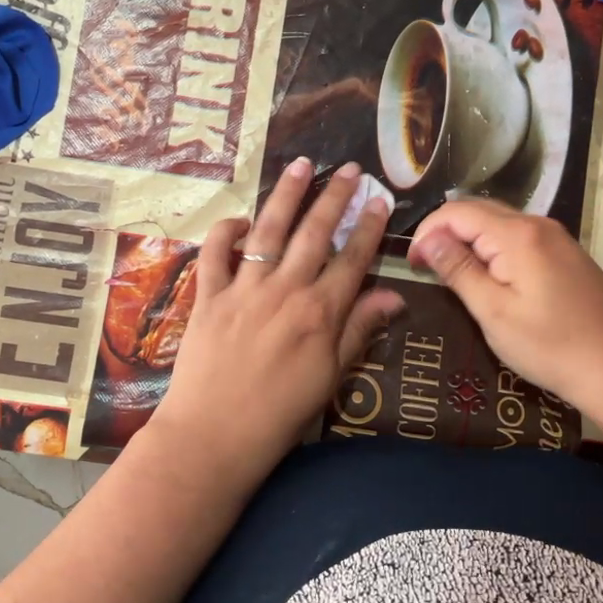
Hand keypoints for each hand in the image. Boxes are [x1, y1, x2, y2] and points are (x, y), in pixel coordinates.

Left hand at [150, 159, 404, 482]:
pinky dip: (226, 231)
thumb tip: (394, 297)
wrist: (214, 437)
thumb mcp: (330, 378)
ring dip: (287, 195)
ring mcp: (243, 289)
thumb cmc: (280, 415)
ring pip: (269, 231)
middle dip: (335, 198)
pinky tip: (241, 219)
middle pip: (314, 234)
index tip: (380, 199)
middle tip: (350, 169)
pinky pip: (216, 253)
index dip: (369, 227)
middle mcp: (284, 291)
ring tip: (302, 165)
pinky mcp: (208, 296)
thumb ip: (359, 331)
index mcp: (319, 313)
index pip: (352, 260)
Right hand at [407, 199, 602, 411]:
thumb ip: (459, 270)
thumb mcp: (493, 313)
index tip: (412, 265)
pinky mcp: (565, 253)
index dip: (427, 232)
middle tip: (426, 268)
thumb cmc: (551, 346)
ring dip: (469, 240)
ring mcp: (555, 237)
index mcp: (517, 235)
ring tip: (451, 273)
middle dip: (445, 232)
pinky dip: (493, 247)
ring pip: (498, 222)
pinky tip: (488, 276)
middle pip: (478, 210)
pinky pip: (518, 237)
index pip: (457, 212)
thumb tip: (427, 240)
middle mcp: (537, 224)